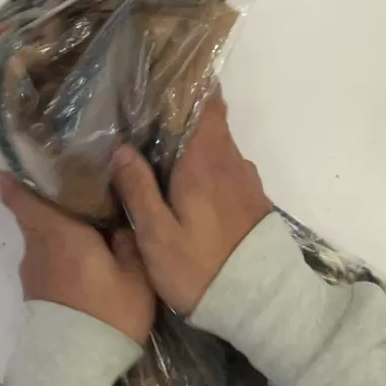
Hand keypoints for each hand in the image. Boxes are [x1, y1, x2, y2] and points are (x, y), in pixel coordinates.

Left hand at [0, 171, 157, 343]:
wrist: (76, 365)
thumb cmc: (108, 313)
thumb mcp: (135, 275)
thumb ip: (128, 240)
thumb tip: (118, 219)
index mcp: (59, 232)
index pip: (21, 195)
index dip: (10, 173)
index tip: (7, 155)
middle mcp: (38, 245)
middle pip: (31, 209)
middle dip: (42, 190)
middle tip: (66, 173)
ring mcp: (33, 268)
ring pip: (40, 232)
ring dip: (53, 219)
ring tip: (83, 210)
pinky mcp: (36, 288)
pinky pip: (45, 252)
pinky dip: (57, 242)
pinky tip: (82, 246)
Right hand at [110, 95, 272, 314]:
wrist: (263, 307)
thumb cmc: (202, 268)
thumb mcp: (157, 235)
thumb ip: (139, 190)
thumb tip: (122, 149)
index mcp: (206, 163)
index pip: (209, 107)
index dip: (193, 87)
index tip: (169, 78)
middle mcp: (232, 165)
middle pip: (212, 126)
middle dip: (185, 118)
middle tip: (149, 118)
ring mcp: (248, 185)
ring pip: (219, 151)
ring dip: (196, 147)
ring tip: (163, 153)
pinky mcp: (255, 206)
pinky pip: (228, 173)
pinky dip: (208, 169)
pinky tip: (187, 187)